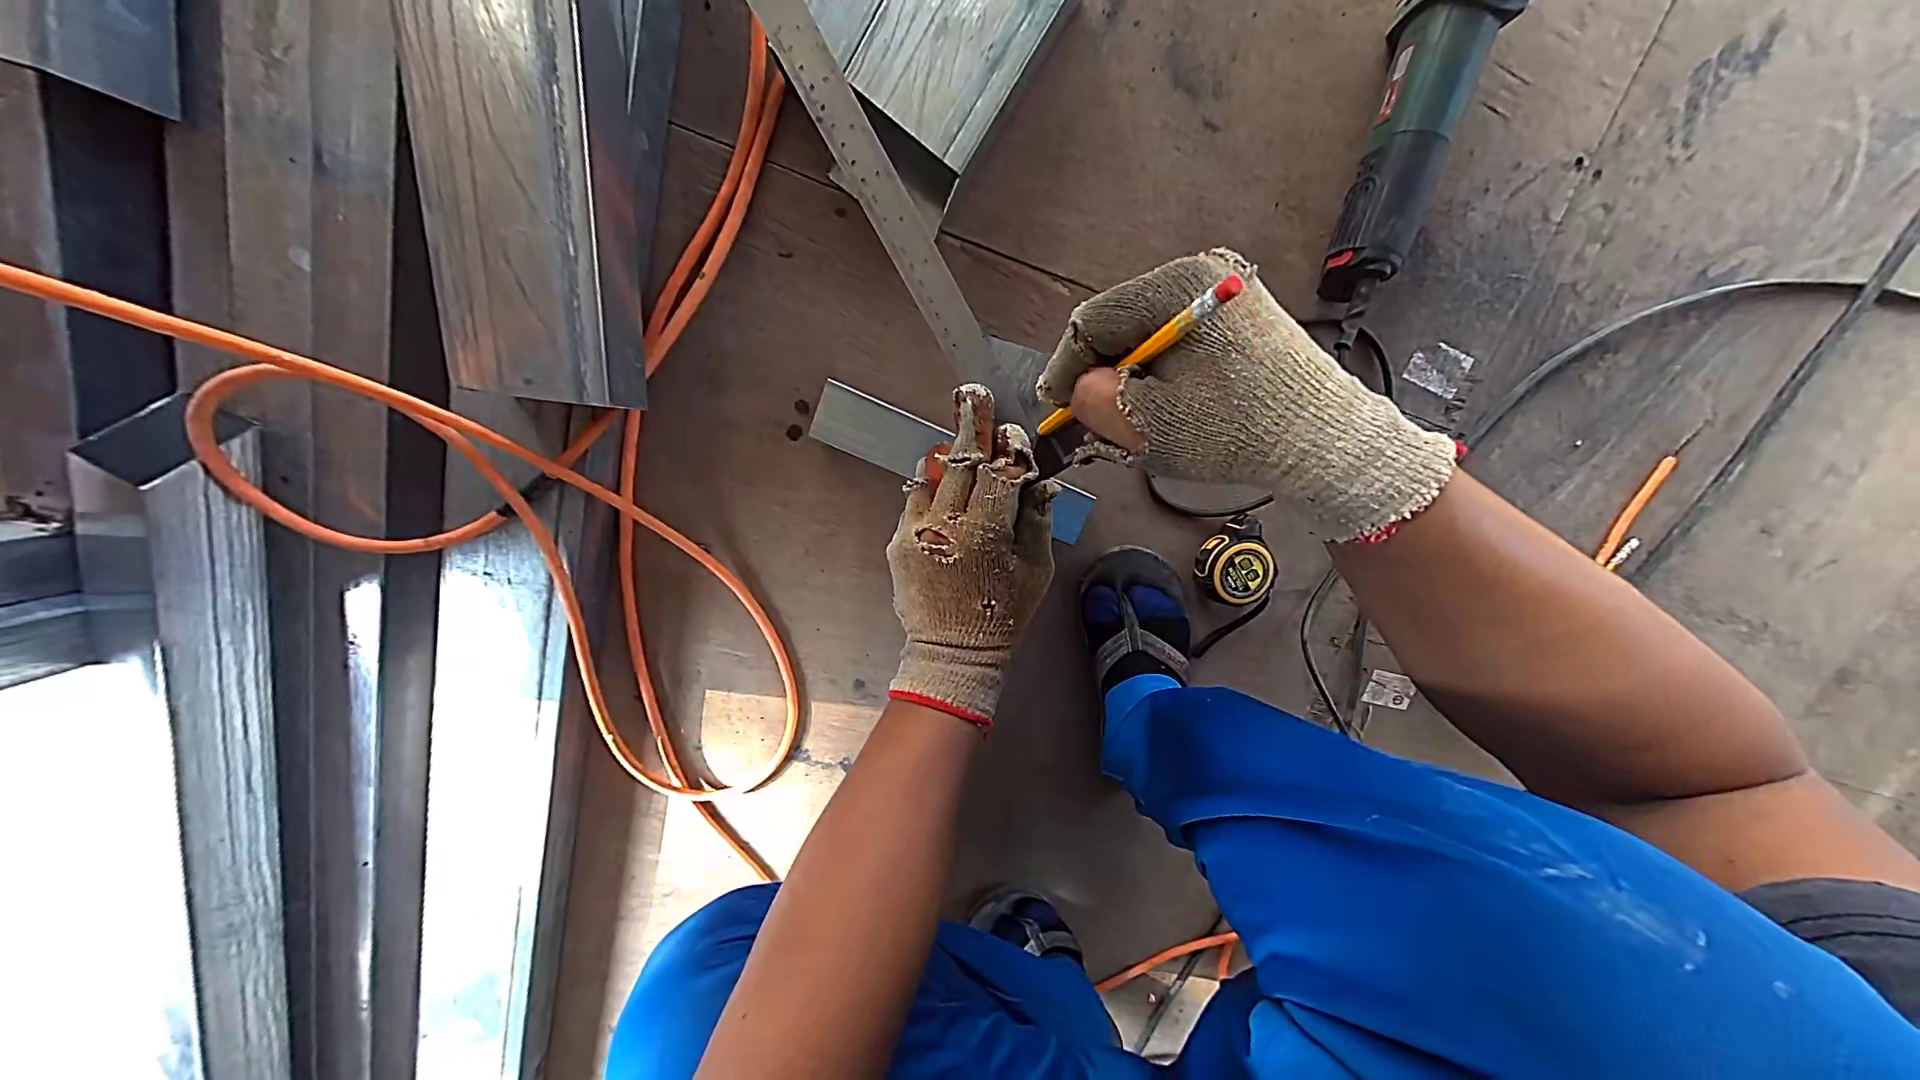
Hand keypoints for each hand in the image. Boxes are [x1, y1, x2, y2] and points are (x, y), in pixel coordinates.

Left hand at [887, 384, 1057, 725]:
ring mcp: (915, 532)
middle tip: (972, 395)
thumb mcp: (1035, 569)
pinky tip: (944, 492)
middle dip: (969, 425)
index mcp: (986, 533)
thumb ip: (1036, 519)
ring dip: (946, 457)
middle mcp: (945, 526)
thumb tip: (1039, 482)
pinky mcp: (897, 541)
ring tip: (958, 445)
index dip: (1005, 445)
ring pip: (929, 474)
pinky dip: (930, 488)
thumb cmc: (1001, 614)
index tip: (1009, 429)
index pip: (997, 470)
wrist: (952, 651)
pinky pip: (914, 499)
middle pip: (958, 460)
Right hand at [1036, 247, 1457, 540]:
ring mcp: (1223, 295)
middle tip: (1093, 419)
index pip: (1092, 321)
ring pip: (1144, 338)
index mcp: (1177, 287)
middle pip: (1119, 328)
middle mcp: (1202, 275)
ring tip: (1132, 421)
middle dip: (1099, 376)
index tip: (1054, 404)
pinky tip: (1165, 409)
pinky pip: (1176, 344)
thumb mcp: (1146, 422)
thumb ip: (1090, 398)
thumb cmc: (1240, 432)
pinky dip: (1158, 377)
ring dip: (1128, 380)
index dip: (1064, 368)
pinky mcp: (1236, 320)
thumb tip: (1080, 387)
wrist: (1322, 442)